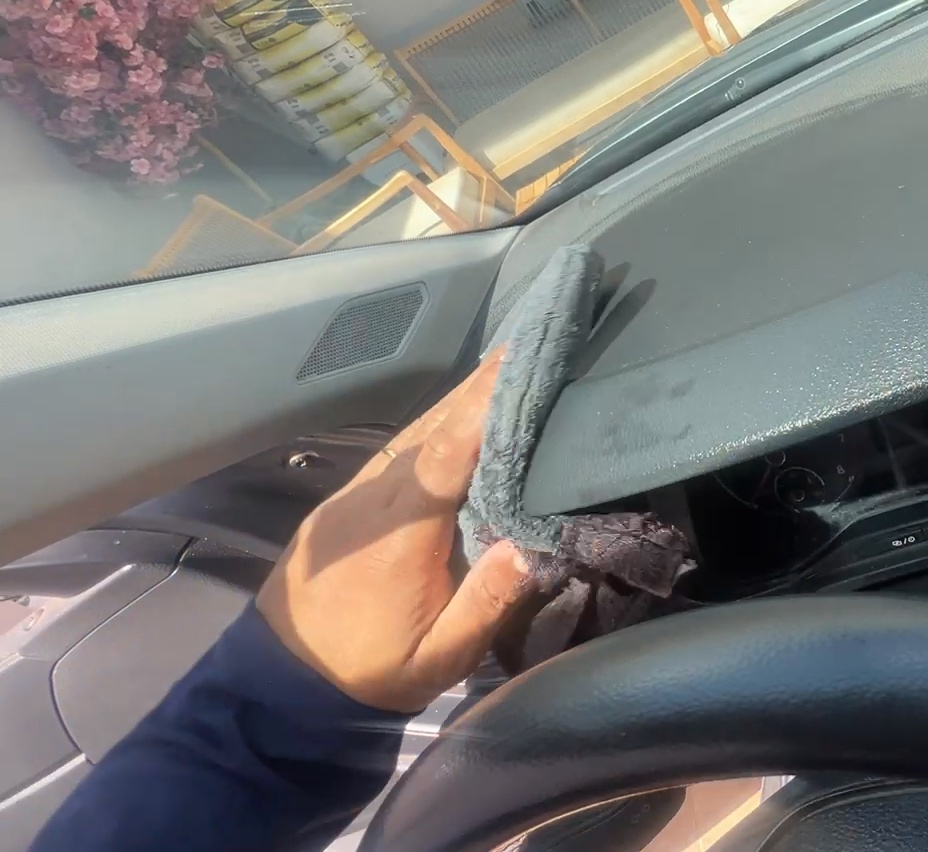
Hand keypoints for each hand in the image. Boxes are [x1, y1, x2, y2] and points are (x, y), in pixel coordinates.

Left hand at [256, 351, 531, 711]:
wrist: (276, 692)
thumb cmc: (370, 673)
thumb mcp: (441, 656)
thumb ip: (490, 600)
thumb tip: (541, 543)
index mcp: (397, 535)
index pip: (444, 455)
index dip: (483, 407)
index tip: (520, 366)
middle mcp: (371, 500)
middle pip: (434, 426)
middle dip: (484, 384)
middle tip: (534, 345)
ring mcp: (354, 494)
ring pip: (419, 428)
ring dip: (467, 394)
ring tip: (514, 360)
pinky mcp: (350, 496)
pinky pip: (406, 444)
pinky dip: (445, 416)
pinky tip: (471, 403)